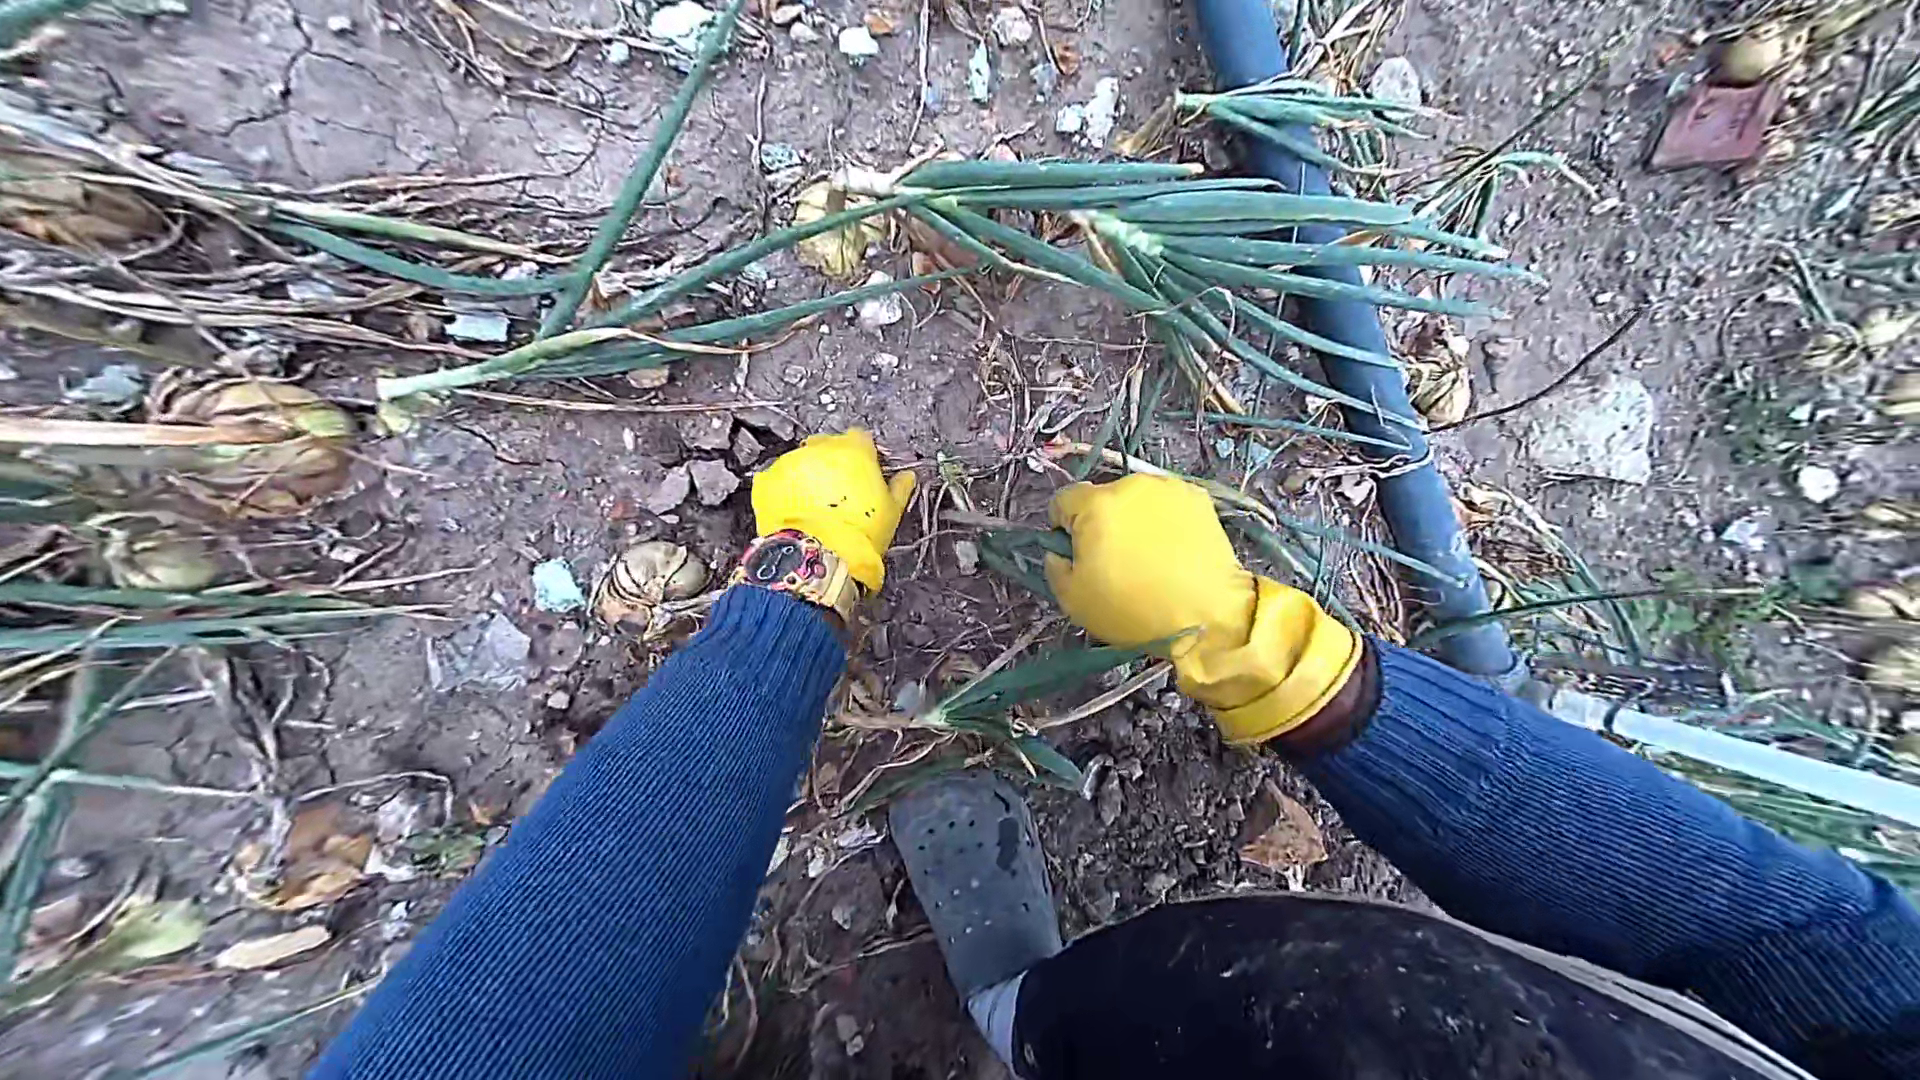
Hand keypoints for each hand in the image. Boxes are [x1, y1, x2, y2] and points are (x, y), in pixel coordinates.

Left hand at [751, 430, 915, 589]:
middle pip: (828, 445)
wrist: (819, 556)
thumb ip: (900, 488)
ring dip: (808, 475)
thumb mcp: (892, 511)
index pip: (861, 439)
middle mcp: (820, 449)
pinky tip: (796, 510)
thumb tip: (906, 478)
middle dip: (833, 463)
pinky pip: (777, 479)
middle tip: (839, 491)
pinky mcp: (767, 481)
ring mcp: (791, 463)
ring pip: (802, 461)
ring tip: (815, 505)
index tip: (864, 472)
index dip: (863, 455)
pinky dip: (784, 490)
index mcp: (854, 450)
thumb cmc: (859, 534)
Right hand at [1043, 474, 1361, 743]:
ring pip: (1135, 500)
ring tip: (1148, 556)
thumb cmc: (1133, 610)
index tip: (1075, 553)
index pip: (1063, 500)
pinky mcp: (1198, 498)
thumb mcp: (1073, 599)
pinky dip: (1163, 520)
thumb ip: (1055, 566)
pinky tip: (1173, 549)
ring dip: (1133, 519)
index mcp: (1096, 505)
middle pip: (1100, 498)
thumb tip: (1058, 550)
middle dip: (1100, 523)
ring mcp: (1169, 488)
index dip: (1063, 527)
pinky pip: (1166, 505)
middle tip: (1114, 560)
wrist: (1208, 616)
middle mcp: (1131, 486)